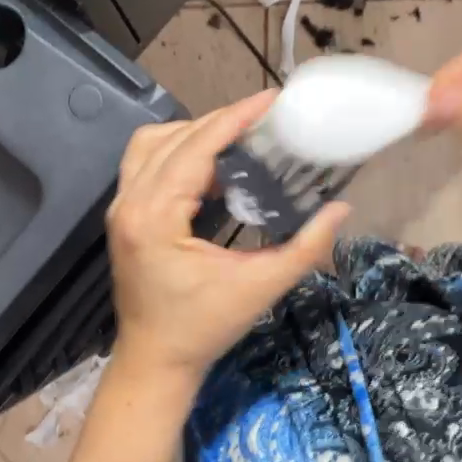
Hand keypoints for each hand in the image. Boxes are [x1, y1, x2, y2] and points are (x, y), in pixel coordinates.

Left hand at [107, 91, 349, 380]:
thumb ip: (304, 247)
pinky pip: (145, 165)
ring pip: (151, 145)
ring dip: (193, 134)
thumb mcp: (259, 288)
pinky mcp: (123, 216)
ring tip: (238, 138)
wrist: (155, 361)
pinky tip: (213, 167)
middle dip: (219, 121)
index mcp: (155, 217)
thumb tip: (342, 208)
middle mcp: (129, 203)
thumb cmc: (202, 329)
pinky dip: (177, 153)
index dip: (235, 118)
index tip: (272, 100)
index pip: (196, 147)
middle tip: (264, 120)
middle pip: (172, 138)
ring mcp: (120, 208)